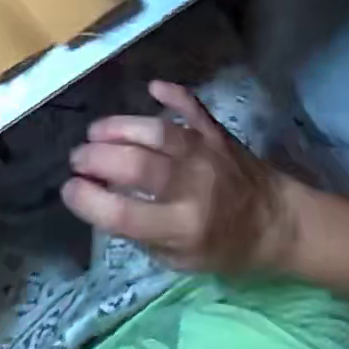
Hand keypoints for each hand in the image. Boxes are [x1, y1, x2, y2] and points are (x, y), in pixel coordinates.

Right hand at [61, 81, 302, 272]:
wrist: (278, 221)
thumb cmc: (226, 248)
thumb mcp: (180, 261)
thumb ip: (143, 234)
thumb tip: (103, 201)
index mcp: (182, 227)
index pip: (123, 213)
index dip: (89, 199)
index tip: (69, 189)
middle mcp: (192, 186)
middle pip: (136, 165)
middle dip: (96, 158)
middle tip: (77, 158)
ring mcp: (206, 153)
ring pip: (157, 132)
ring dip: (120, 127)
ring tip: (95, 132)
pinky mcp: (217, 132)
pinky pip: (193, 107)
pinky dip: (173, 93)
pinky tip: (152, 87)